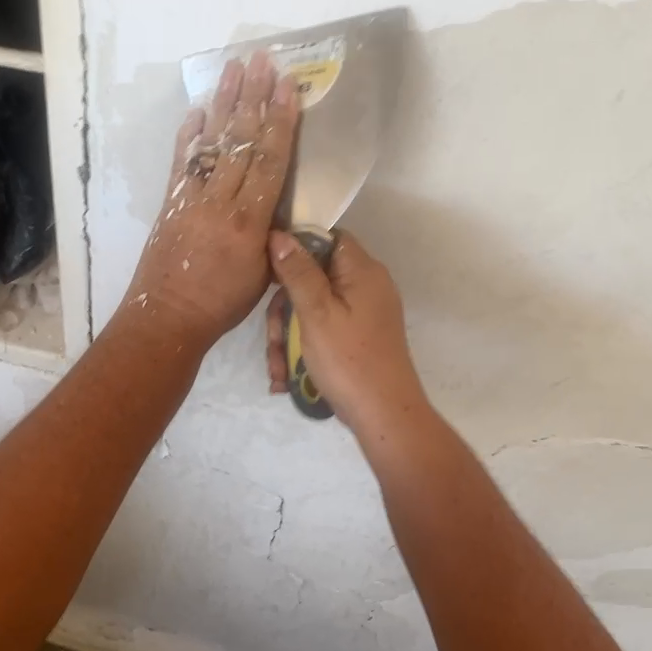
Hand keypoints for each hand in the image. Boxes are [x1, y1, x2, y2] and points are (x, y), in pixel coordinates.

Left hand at [118, 52, 299, 348]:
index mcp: (249, 222)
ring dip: (222, 104)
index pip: (269, 161)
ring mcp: (192, 199)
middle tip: (261, 60)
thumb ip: (275, 236)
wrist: (166, 317)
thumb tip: (281, 205)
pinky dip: (189, 135)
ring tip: (232, 70)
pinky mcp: (171, 203)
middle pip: (241, 141)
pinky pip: (182, 162)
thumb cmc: (221, 304)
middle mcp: (220, 202)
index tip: (288, 87)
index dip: (281, 121)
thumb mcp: (264, 275)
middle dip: (253, 97)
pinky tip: (196, 111)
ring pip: (211, 143)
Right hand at [265, 230, 427, 433]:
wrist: (385, 416)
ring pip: (311, 308)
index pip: (326, 237)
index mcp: (361, 271)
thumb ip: (298, 272)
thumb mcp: (315, 313)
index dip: (295, 246)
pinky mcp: (357, 335)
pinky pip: (321, 329)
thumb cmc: (349, 360)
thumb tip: (280, 234)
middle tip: (272, 340)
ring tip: (277, 370)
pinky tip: (286, 376)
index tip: (267, 269)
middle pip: (312, 277)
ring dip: (287, 336)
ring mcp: (362, 312)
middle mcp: (365, 285)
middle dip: (283, 310)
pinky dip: (302, 348)